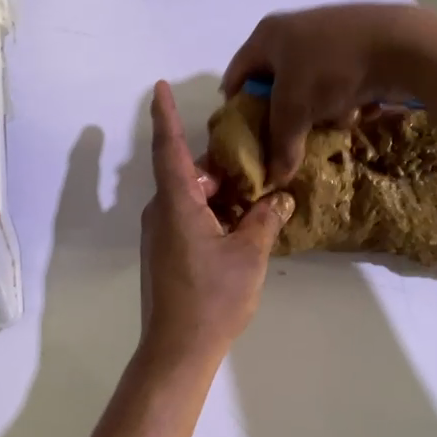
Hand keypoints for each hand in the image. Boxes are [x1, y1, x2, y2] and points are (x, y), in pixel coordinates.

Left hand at [139, 81, 292, 363]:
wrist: (177, 350)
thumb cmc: (212, 298)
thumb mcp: (249, 254)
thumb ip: (264, 220)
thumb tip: (278, 199)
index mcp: (176, 203)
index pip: (168, 147)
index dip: (165, 115)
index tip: (158, 86)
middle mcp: (161, 211)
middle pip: (187, 172)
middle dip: (219, 164)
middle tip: (255, 158)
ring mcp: (160, 233)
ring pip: (189, 196)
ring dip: (219, 191)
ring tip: (257, 193)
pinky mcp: (165, 253)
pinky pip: (188, 216)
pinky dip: (212, 211)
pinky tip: (241, 222)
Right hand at [220, 3, 434, 183]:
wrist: (402, 43)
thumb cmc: (330, 69)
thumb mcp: (295, 110)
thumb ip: (280, 144)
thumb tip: (275, 179)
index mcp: (267, 35)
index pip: (236, 76)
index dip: (236, 110)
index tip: (245, 140)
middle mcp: (293, 31)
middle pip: (276, 84)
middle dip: (284, 115)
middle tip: (288, 141)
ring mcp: (329, 36)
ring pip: (310, 87)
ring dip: (318, 111)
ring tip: (332, 126)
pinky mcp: (359, 47)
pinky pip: (339, 82)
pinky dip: (344, 101)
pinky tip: (358, 112)